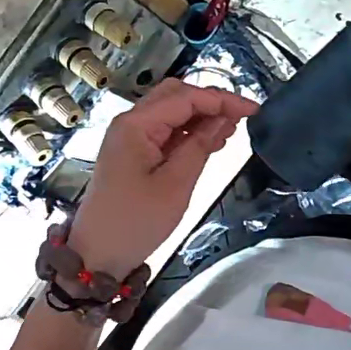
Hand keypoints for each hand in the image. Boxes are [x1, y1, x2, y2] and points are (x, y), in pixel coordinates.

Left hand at [69, 79, 258, 274]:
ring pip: (171, 111)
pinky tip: (211, 142)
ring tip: (232, 130)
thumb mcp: (176, 185)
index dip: (222, 100)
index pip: (185, 97)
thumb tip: (224, 119)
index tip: (253, 110)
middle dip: (211, 102)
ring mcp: (130, 137)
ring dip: (201, 116)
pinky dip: (189, 132)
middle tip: (241, 118)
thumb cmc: (136, 221)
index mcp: (136, 125)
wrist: (97, 254)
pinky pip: (165, 131)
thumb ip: (200, 145)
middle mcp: (130, 123)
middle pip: (176, 96)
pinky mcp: (133, 152)